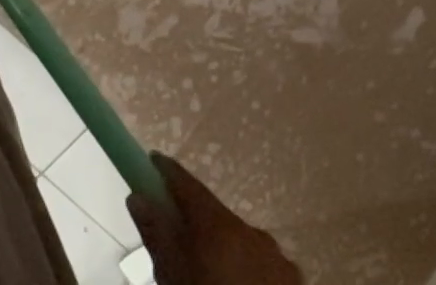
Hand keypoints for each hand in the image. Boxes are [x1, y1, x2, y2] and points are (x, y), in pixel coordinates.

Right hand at [126, 154, 301, 284]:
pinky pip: (261, 264)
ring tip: (206, 274)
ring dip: (220, 246)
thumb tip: (139, 196)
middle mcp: (251, 233)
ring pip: (240, 241)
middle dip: (192, 218)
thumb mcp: (172, 277)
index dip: (166, 170)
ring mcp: (279, 261)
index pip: (187, 183)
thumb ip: (156, 234)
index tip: (152, 162)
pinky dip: (244, 267)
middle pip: (214, 214)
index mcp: (218, 226)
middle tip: (172, 236)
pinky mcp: (295, 284)